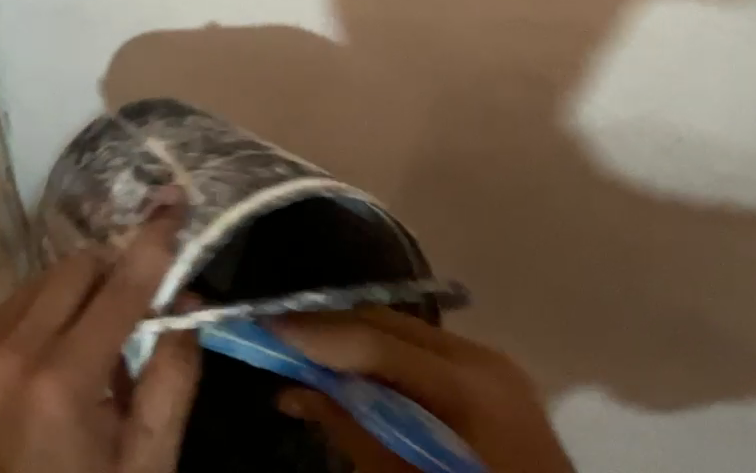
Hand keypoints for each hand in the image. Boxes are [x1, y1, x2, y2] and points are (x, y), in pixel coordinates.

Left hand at [0, 209, 200, 472]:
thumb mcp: (149, 459)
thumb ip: (173, 374)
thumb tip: (185, 296)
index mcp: (63, 384)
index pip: (121, 288)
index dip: (153, 241)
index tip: (174, 201)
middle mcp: (11, 355)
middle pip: (77, 268)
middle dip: (115, 275)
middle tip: (137, 311)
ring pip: (44, 279)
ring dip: (80, 293)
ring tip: (93, 345)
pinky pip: (14, 304)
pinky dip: (45, 312)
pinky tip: (56, 354)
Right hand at [272, 308, 575, 472]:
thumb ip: (352, 431)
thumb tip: (293, 389)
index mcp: (468, 387)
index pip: (376, 341)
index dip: (314, 333)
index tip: (262, 324)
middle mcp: (482, 358)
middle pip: (387, 324)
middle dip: (327, 326)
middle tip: (274, 332)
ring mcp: (493, 363)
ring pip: (402, 330)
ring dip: (351, 336)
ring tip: (303, 347)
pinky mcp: (492, 375)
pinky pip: (422, 349)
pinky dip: (382, 353)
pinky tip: (353, 367)